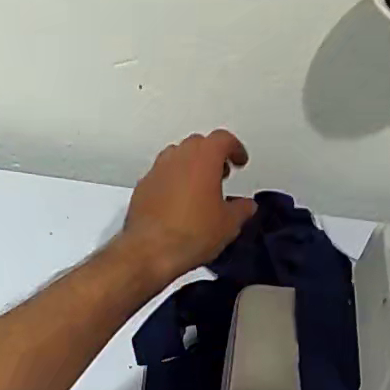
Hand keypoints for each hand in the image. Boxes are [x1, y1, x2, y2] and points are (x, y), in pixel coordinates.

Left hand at [116, 129, 257, 281]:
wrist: (151, 250)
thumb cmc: (190, 233)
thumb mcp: (229, 224)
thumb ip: (241, 209)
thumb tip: (246, 207)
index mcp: (204, 157)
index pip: (223, 139)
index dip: (235, 148)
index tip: (239, 159)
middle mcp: (178, 157)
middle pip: (199, 144)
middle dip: (212, 155)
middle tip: (222, 172)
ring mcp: (158, 170)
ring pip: (178, 157)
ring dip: (191, 167)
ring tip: (201, 189)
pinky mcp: (143, 186)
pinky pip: (162, 175)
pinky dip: (173, 182)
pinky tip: (180, 203)